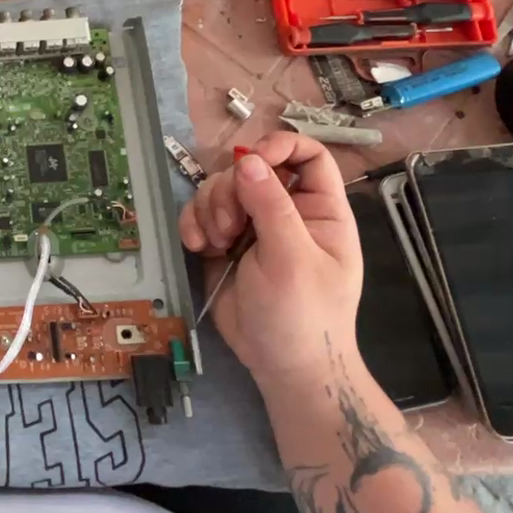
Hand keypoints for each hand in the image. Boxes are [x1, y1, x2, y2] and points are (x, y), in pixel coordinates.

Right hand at [178, 132, 362, 395]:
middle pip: (250, 168)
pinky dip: (193, 223)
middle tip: (229, 226)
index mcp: (319, 210)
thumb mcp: (291, 259)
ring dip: (209, 208)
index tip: (251, 159)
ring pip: (220, 188)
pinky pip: (200, 212)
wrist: (281, 367)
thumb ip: (270, 206)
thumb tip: (247, 160)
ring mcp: (251, 225)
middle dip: (230, 191)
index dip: (280, 146)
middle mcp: (285, 210)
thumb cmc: (303, 315)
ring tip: (216, 242)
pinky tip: (197, 246)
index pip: (307, 155)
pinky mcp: (222, 240)